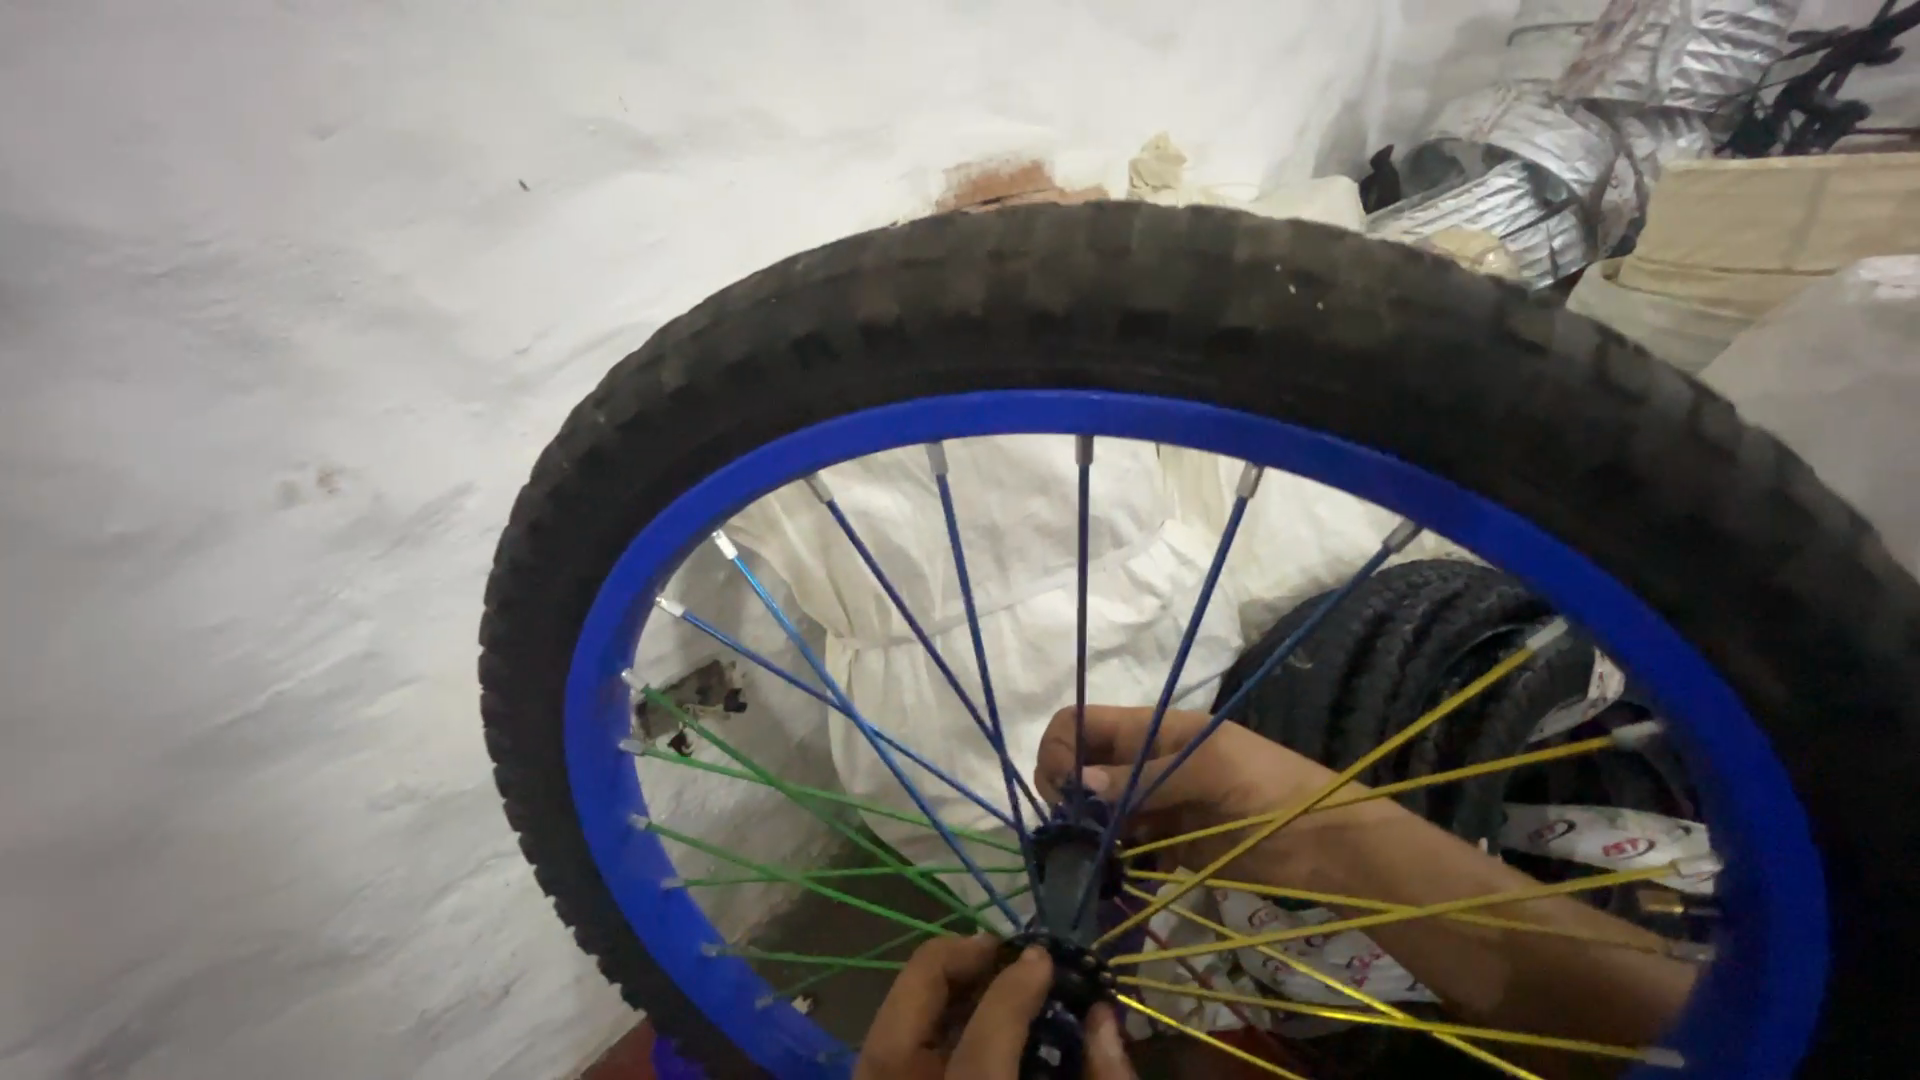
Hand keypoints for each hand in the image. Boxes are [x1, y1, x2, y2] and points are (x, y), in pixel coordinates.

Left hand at [855, 935, 1134, 1078]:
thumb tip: (1102, 1019)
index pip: (987, 1036)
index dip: (1018, 984)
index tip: (1043, 956)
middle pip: (911, 1005)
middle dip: (954, 962)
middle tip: (1001, 953)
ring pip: (889, 1022)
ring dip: (937, 986)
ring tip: (985, 979)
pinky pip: (888, 1046)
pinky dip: (923, 1020)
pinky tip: (960, 1021)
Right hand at [1034, 705, 1395, 883]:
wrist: (1329, 845)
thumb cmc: (1270, 787)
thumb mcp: (1209, 767)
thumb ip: (1143, 776)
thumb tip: (1079, 784)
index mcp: (1150, 728)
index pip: (1079, 723)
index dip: (1060, 751)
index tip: (1066, 793)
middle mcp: (1143, 762)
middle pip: (1081, 768)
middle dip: (1069, 796)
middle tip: (1080, 832)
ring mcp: (1154, 805)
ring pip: (1099, 811)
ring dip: (1088, 834)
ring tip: (1097, 862)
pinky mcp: (1168, 845)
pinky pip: (1124, 848)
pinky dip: (1113, 862)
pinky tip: (1117, 879)